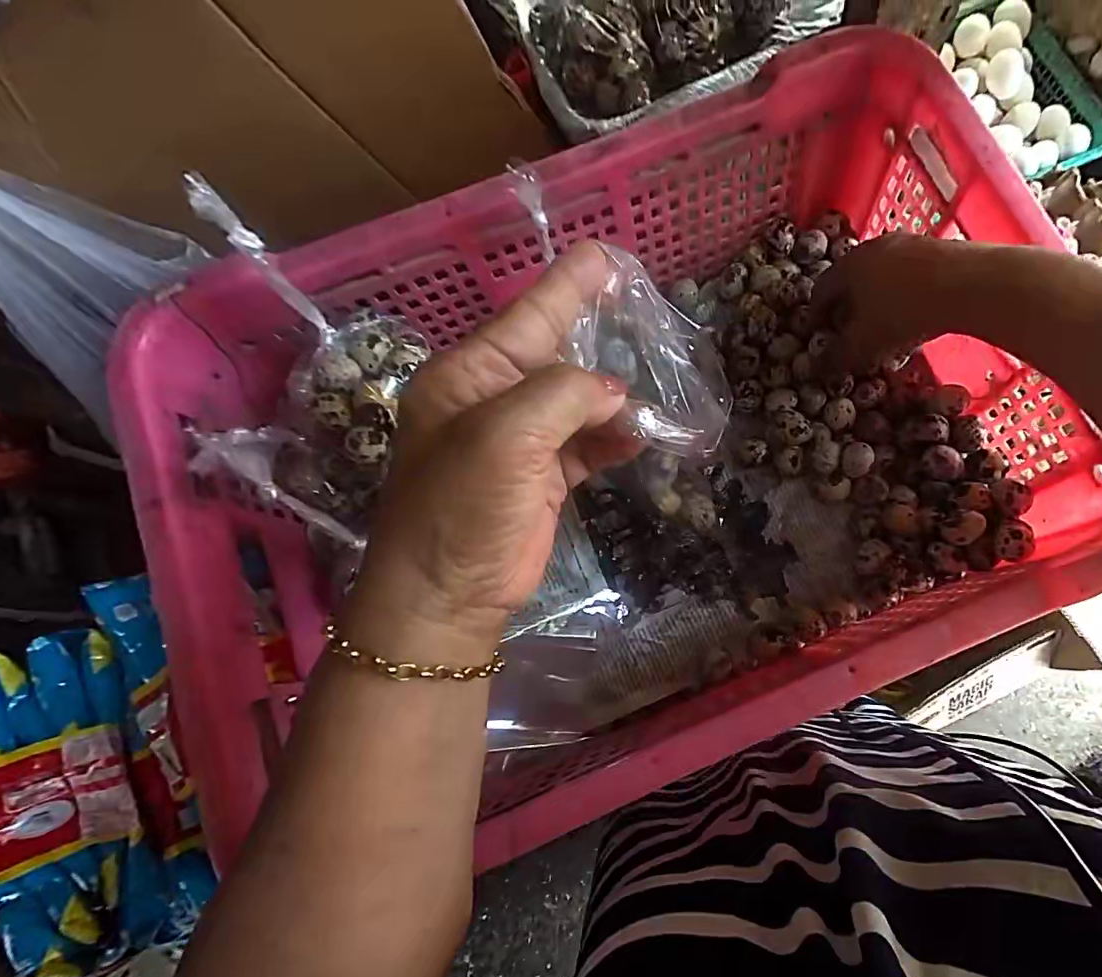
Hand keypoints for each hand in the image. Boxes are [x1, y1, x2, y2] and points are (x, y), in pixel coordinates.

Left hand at [347, 241, 640, 645]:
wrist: (447, 595)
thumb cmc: (460, 509)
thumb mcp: (504, 438)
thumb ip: (562, 395)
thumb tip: (614, 394)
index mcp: (471, 374)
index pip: (529, 314)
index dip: (570, 285)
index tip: (610, 256)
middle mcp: (495, 400)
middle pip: (557, 356)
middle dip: (599, 342)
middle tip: (647, 317)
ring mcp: (520, 442)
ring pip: (578, 404)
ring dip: (615, 403)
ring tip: (655, 399)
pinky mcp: (542, 479)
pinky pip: (586, 445)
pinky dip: (612, 441)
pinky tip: (640, 440)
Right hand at [810, 233, 1079, 374]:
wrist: (970, 285)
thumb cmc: (902, 313)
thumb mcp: (862, 345)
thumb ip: (836, 357)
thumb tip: (818, 368)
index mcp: (847, 265)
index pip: (820, 291)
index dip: (816, 317)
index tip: (818, 337)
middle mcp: (873, 247)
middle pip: (851, 282)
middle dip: (848, 309)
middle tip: (850, 335)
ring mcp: (909, 243)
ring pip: (882, 278)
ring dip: (878, 303)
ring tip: (884, 330)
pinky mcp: (939, 249)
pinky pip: (910, 277)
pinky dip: (904, 297)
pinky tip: (915, 319)